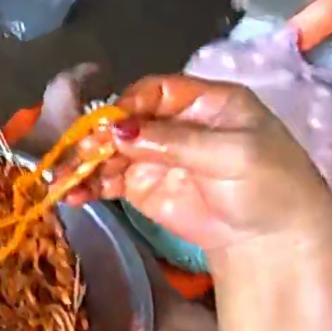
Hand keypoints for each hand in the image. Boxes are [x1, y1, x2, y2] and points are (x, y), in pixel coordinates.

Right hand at [79, 75, 331, 266]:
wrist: (268, 239)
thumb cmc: (267, 185)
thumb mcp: (230, 154)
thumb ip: (174, 141)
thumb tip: (117, 130)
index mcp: (200, 104)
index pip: (154, 91)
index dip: (128, 104)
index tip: (108, 126)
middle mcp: (169, 125)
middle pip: (121, 122)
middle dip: (96, 138)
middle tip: (81, 155)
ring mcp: (149, 156)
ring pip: (106, 152)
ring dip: (82, 165)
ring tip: (64, 182)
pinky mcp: (136, 186)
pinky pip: (103, 181)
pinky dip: (84, 187)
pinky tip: (71, 196)